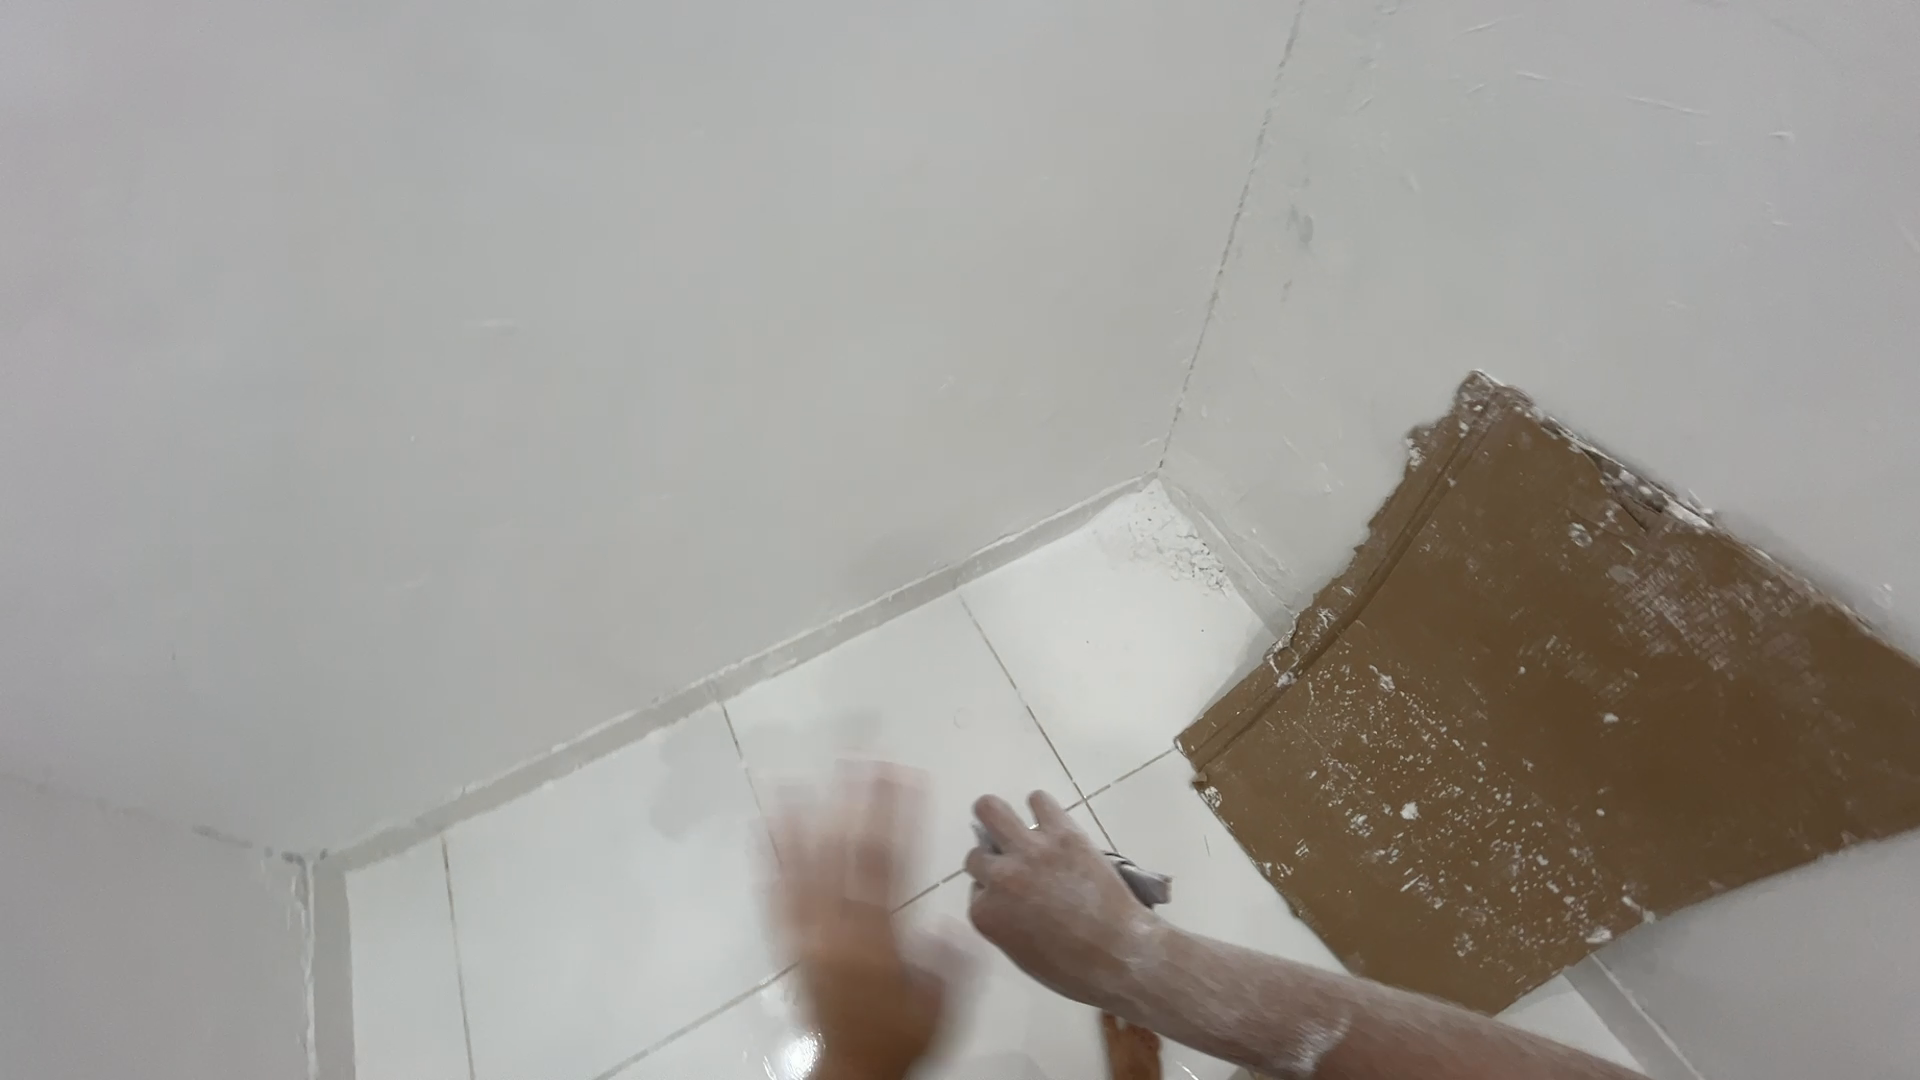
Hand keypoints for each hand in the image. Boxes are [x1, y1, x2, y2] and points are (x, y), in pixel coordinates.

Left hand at [769, 767, 952, 1079]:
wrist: (850, 1069)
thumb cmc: (902, 1034)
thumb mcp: (940, 1001)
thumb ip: (946, 958)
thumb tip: (952, 918)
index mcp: (878, 932)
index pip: (889, 857)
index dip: (897, 810)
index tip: (903, 771)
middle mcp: (838, 923)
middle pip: (847, 846)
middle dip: (854, 795)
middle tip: (858, 752)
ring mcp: (808, 928)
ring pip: (804, 862)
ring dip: (802, 815)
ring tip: (793, 774)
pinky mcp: (788, 938)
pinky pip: (775, 889)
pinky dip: (770, 852)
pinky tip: (764, 822)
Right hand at [963, 791, 1162, 1009]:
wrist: (1120, 954)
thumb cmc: (1072, 969)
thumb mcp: (1022, 954)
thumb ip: (1004, 920)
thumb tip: (1007, 898)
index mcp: (987, 914)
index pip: (975, 890)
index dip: (992, 891)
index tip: (1010, 896)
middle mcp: (1000, 877)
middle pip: (976, 855)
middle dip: (991, 860)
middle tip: (1009, 862)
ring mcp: (1028, 850)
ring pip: (990, 809)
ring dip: (997, 818)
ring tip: (1011, 824)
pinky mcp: (1060, 831)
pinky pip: (1039, 800)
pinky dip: (1042, 809)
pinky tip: (1051, 822)